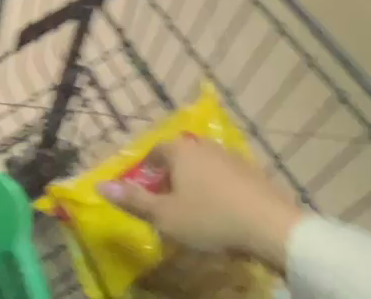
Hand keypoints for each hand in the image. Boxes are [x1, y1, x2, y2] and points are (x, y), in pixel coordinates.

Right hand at [97, 136, 306, 272]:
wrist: (270, 226)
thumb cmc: (210, 219)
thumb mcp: (166, 217)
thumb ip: (133, 200)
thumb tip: (99, 186)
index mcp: (179, 150)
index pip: (153, 153)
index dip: (146, 173)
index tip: (146, 196)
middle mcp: (202, 144)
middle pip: (178, 158)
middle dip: (170, 180)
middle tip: (169, 208)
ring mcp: (230, 156)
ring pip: (202, 167)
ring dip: (195, 185)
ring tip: (196, 214)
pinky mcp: (252, 171)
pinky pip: (225, 177)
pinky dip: (218, 191)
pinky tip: (223, 214)